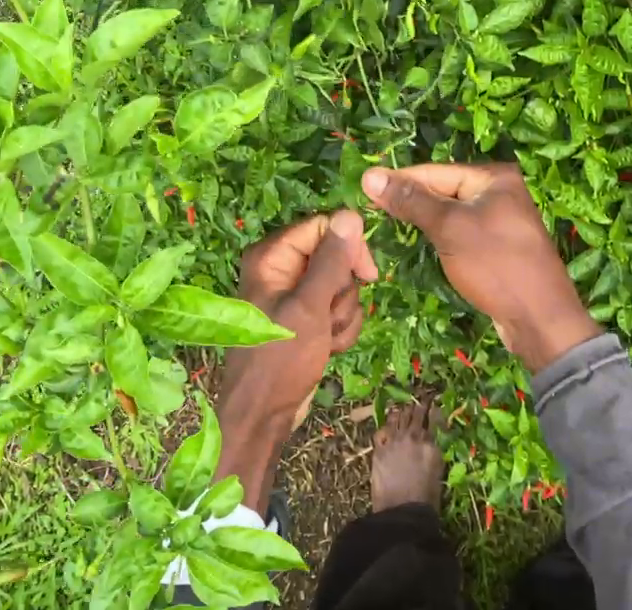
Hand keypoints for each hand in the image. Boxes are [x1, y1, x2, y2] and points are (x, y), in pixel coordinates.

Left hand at [213, 209, 377, 508]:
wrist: (264, 417)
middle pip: (336, 257)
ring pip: (342, 286)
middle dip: (343, 293)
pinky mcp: (305, 317)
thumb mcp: (309, 307)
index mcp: (271, 256)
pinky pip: (337, 309)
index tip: (367, 274)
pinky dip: (338, 329)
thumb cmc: (279, 360)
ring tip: (324, 339)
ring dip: (342, 316)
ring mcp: (293, 294)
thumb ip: (331, 260)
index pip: (324, 227)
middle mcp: (280, 269)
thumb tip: (350, 214)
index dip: (349, 249)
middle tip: (328, 318)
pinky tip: (326, 348)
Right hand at [362, 163, 600, 372]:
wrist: (541, 319)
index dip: (399, 182)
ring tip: (385, 226)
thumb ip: (411, 201)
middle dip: (410, 202)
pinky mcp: (498, 247)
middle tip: (370, 211)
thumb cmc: (496, 264)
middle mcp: (500, 191)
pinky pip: (461, 233)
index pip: (435, 172)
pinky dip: (440, 237)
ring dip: (422, 221)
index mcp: (494, 177)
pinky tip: (418, 244)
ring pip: (450, 214)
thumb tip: (370, 175)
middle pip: (442, 191)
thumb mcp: (449, 228)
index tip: (363, 190)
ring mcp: (501, 220)